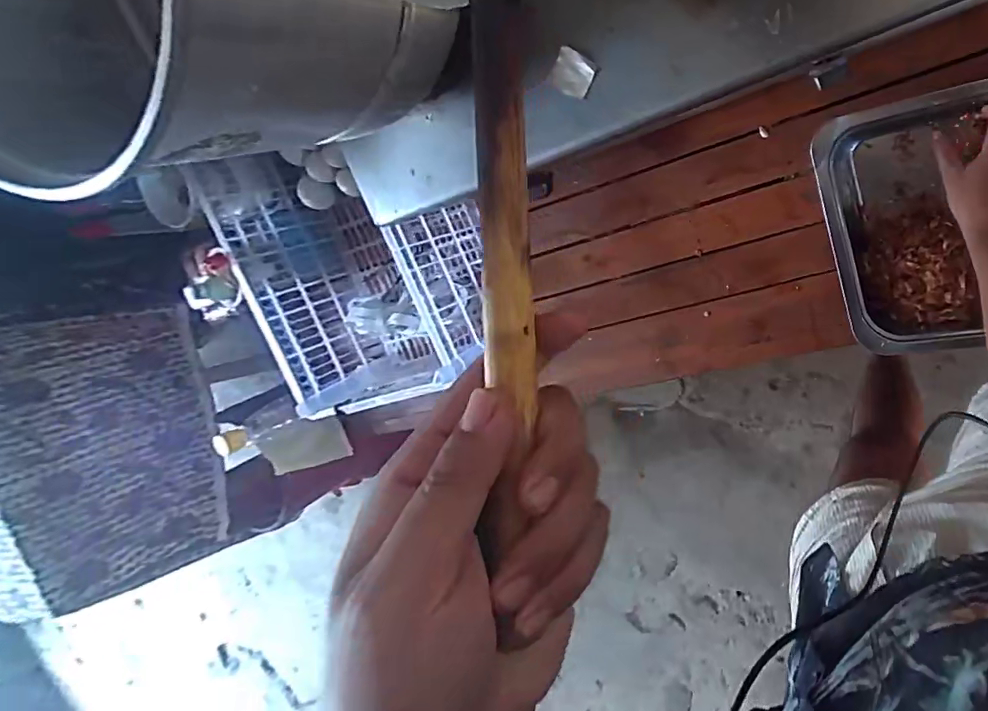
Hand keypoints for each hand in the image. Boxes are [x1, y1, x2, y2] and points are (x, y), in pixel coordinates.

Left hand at [327, 315, 608, 710]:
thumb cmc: (393, 663)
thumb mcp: (408, 575)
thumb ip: (452, 483)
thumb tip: (492, 396)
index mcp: (436, 469)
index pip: (485, 385)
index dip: (529, 347)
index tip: (575, 324)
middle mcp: (488, 477)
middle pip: (554, 420)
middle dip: (553, 464)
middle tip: (528, 507)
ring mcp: (528, 513)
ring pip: (583, 476)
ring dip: (554, 542)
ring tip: (511, 600)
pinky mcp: (562, 550)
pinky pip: (595, 529)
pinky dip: (568, 573)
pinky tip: (530, 615)